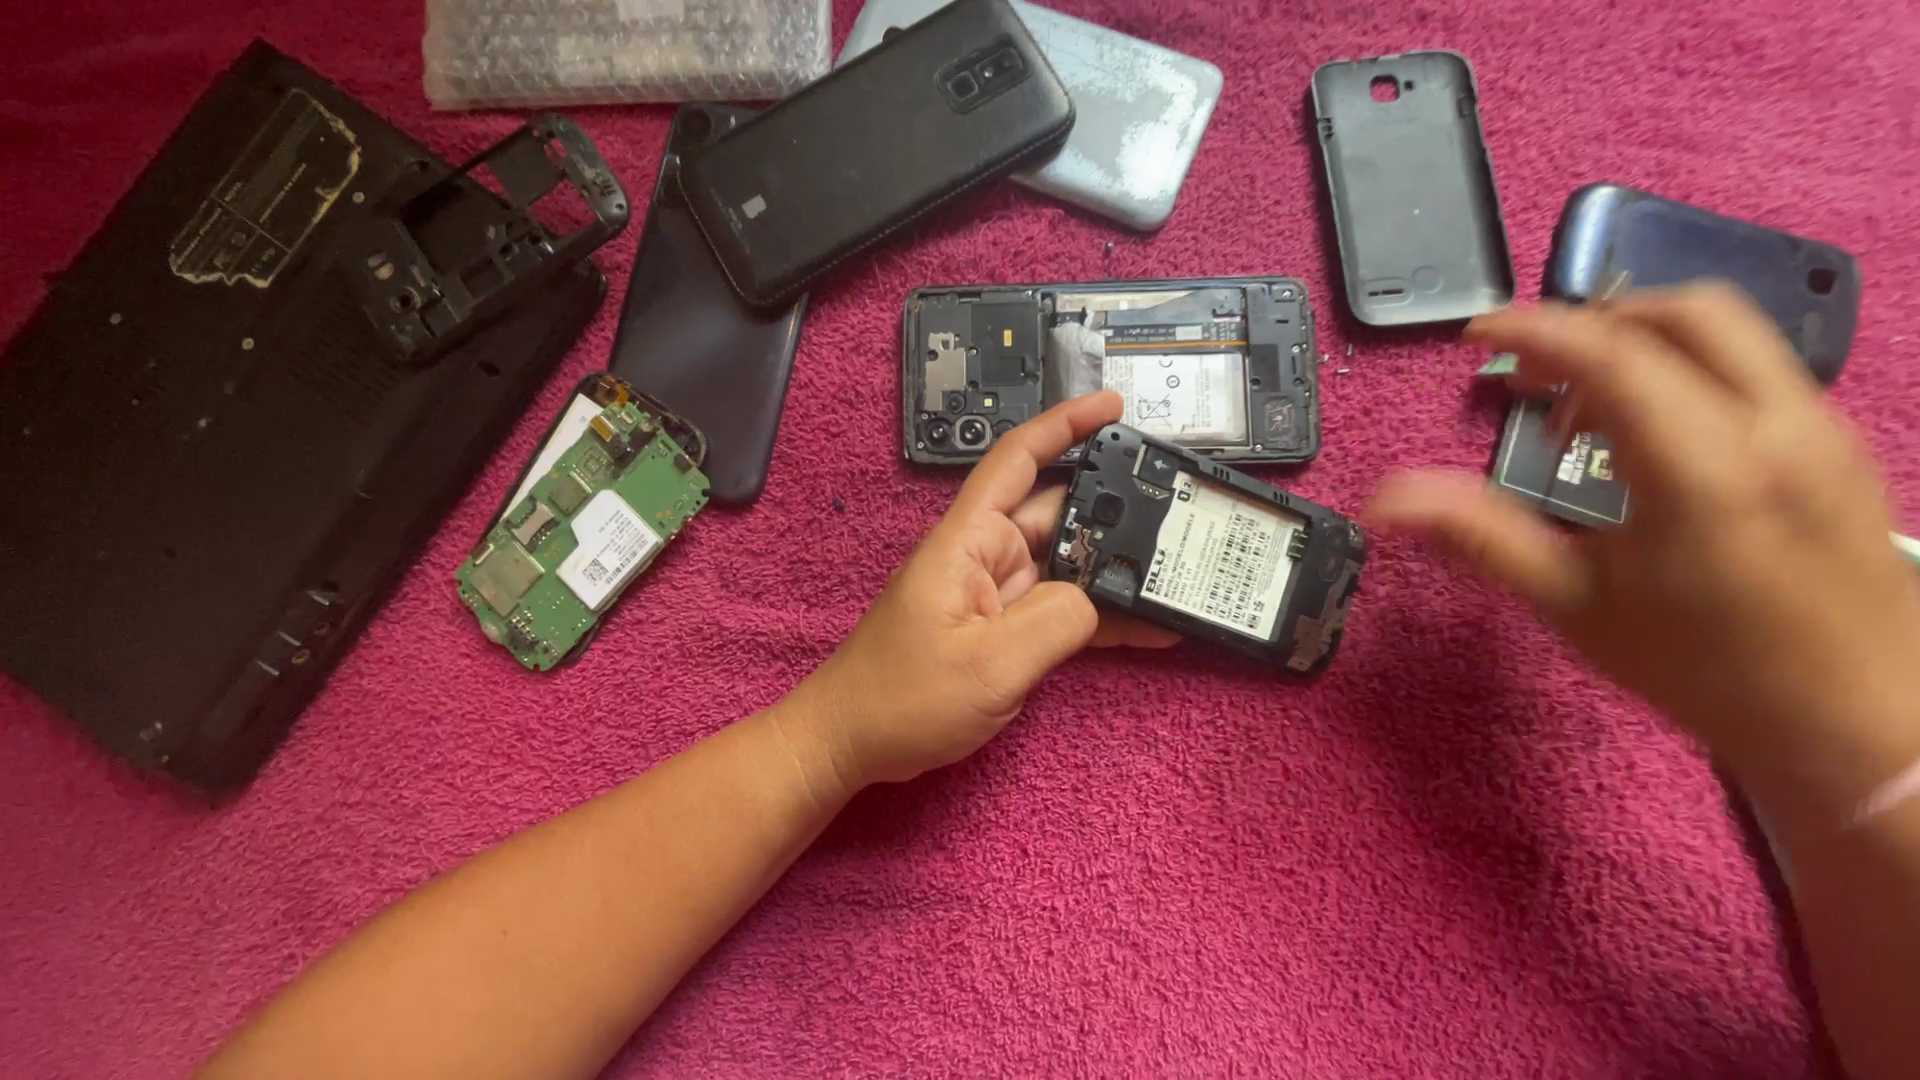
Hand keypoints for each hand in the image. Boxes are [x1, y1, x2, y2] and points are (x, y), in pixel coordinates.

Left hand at [781, 391, 1177, 790]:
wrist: (854, 740)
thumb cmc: (904, 698)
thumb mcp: (989, 663)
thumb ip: (1055, 622)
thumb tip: (1100, 595)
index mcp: (969, 541)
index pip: (1018, 461)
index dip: (1064, 425)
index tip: (1113, 406)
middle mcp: (985, 555)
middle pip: (1058, 512)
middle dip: (1114, 507)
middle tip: (1181, 509)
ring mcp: (996, 593)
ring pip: (1067, 563)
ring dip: (1115, 568)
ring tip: (1180, 569)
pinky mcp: (1003, 627)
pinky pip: (1060, 608)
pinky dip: (1100, 615)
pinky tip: (1150, 623)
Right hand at [1368, 283, 1919, 819]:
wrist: (1864, 722)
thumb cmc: (1702, 667)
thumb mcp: (1572, 602)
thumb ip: (1478, 536)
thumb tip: (1384, 500)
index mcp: (1703, 466)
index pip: (1613, 354)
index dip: (1534, 331)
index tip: (1473, 338)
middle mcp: (1777, 424)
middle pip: (1683, 314)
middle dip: (1591, 323)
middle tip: (1528, 376)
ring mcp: (1821, 429)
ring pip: (1726, 334)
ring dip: (1636, 345)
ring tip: (1577, 414)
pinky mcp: (1837, 445)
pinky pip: (1752, 368)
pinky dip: (1680, 371)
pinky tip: (1641, 439)